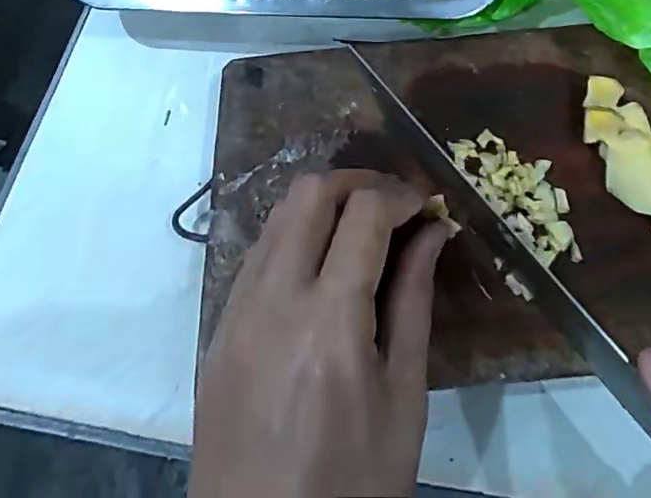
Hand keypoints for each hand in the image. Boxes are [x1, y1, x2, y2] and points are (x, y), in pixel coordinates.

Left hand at [191, 170, 453, 497]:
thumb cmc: (353, 484)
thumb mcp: (403, 399)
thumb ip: (414, 301)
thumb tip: (432, 231)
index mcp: (329, 322)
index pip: (364, 214)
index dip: (400, 194)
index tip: (424, 202)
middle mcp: (274, 300)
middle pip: (309, 193)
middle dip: (357, 183)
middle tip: (392, 204)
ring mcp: (236, 311)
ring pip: (277, 216)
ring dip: (321, 205)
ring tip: (359, 229)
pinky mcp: (217, 328)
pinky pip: (256, 255)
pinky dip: (292, 237)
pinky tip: (318, 267)